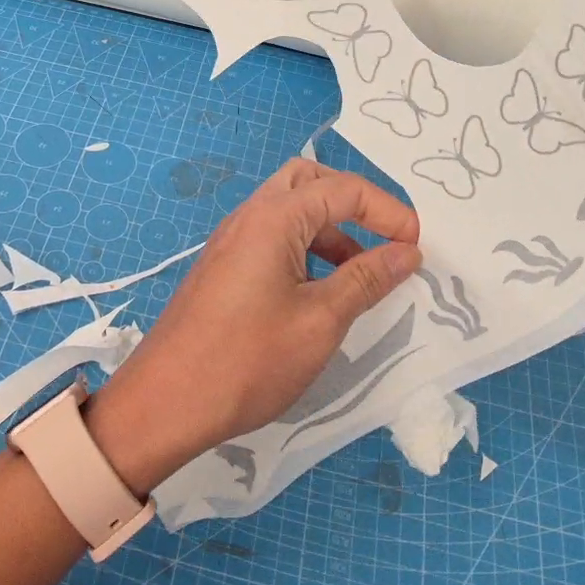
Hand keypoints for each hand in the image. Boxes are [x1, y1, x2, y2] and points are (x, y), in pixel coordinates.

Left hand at [86, 160, 421, 494]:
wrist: (166, 402)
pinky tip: (321, 294)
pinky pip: (271, 239)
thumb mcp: (320, 321)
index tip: (418, 247)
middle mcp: (248, 217)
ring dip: (329, 231)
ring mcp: (230, 242)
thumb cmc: (248, 360)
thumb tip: (407, 251)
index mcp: (273, 218)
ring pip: (289, 212)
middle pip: (308, 182)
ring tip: (361, 277)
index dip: (388, 211)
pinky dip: (304, 251)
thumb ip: (366, 279)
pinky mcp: (222, 269)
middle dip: (352, 203)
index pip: (343, 188)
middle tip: (383, 241)